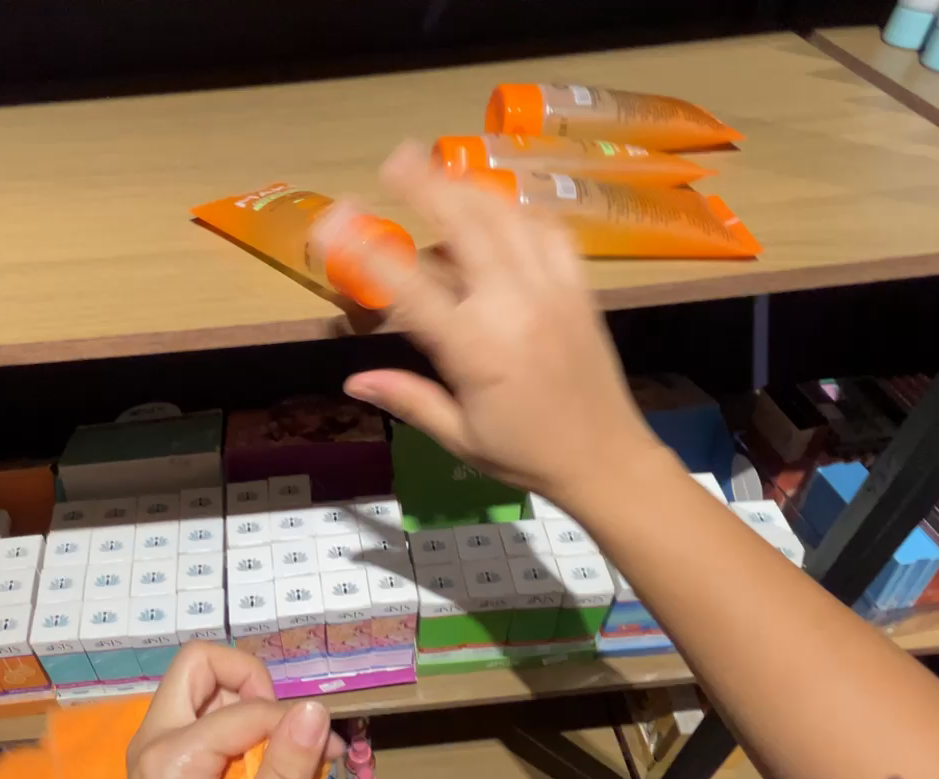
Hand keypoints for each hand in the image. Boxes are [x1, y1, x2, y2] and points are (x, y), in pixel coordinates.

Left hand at [124, 643, 337, 778]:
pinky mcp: (163, 758)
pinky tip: (260, 768)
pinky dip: (238, 725)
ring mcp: (153, 747)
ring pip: (203, 684)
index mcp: (169, 760)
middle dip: (251, 682)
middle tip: (282, 728)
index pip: (245, 709)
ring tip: (279, 755)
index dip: (292, 723)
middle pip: (201, 663)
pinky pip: (202, 714)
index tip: (330, 752)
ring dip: (247, 704)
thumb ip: (286, 772)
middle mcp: (152, 740)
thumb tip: (316, 707)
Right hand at [329, 142, 670, 501]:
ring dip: (471, 188)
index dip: (367, 250)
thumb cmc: (524, 455)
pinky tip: (503, 207)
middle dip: (428, 185)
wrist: (604, 459)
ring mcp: (552, 290)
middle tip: (397, 158)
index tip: (334, 219)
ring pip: (508, 218)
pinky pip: (550, 232)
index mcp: (474, 349)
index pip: (409, 286)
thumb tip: (352, 380)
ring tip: (444, 170)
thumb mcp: (459, 435)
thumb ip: (409, 398)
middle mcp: (513, 306)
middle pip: (465, 225)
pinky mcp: (579, 288)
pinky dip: (521, 211)